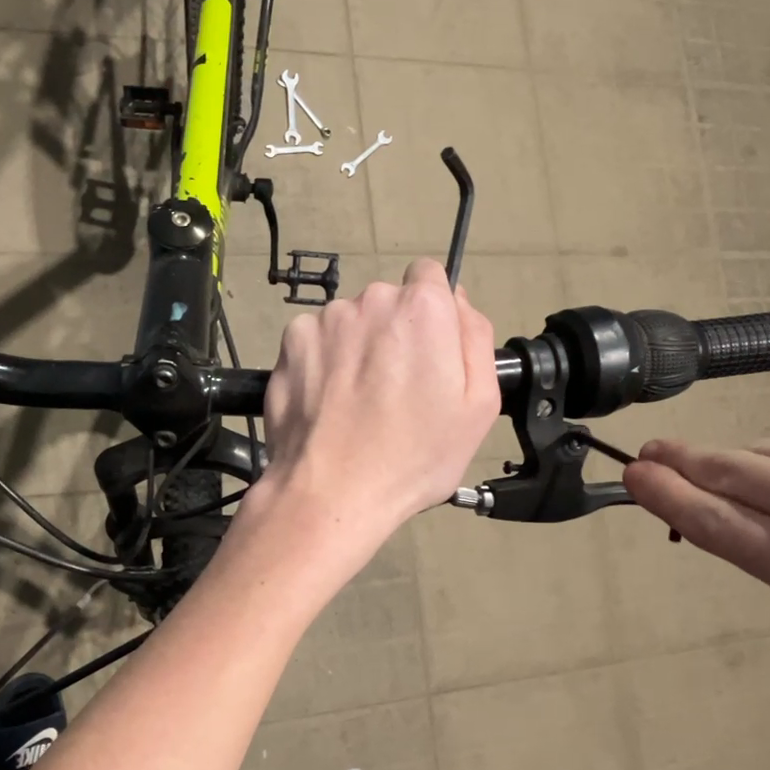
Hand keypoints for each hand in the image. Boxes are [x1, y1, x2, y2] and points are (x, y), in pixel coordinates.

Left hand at [249, 259, 497, 545]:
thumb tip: (459, 304)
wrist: (330, 492)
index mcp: (424, 309)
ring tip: (358, 403)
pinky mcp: (290, 342)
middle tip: (396, 390)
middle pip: (390, 302)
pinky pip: (316, 340)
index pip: (431, 277)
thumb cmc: (413, 459)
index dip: (433, 313)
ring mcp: (325, 320)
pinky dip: (323, 361)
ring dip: (357, 347)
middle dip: (396, 333)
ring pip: (350, 322)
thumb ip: (476, 339)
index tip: (429, 351)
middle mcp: (371, 301)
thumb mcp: (479, 406)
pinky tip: (329, 401)